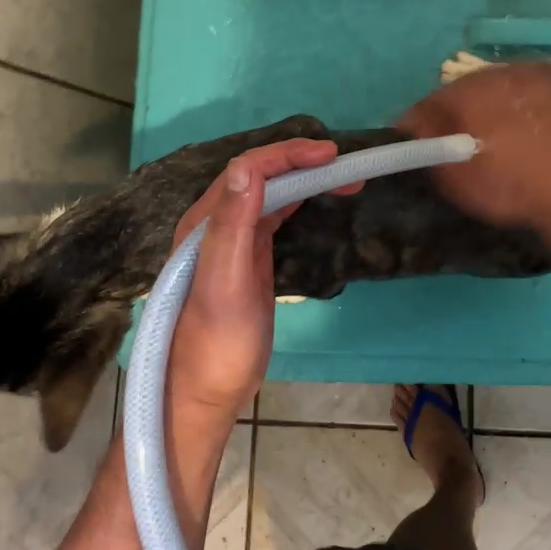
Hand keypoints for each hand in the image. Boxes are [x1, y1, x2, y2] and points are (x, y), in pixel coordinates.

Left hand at [167, 139, 358, 415]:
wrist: (204, 394)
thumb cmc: (215, 345)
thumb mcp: (225, 285)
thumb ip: (231, 226)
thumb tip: (247, 168)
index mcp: (205, 222)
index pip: (249, 169)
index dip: (288, 155)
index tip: (331, 155)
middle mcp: (216, 224)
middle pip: (262, 175)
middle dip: (302, 163)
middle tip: (346, 167)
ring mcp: (233, 241)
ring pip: (271, 193)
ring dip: (304, 180)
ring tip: (344, 179)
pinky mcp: (248, 259)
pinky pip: (274, 216)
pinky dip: (299, 202)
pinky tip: (319, 201)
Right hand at [397, 63, 550, 228]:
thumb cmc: (511, 187)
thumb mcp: (458, 178)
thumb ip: (430, 147)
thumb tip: (416, 129)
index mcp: (470, 92)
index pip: (431, 100)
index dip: (419, 119)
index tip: (412, 137)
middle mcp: (498, 75)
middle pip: (462, 88)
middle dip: (452, 109)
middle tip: (447, 136)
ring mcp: (530, 77)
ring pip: (493, 86)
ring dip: (482, 103)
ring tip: (482, 132)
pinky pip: (520, 89)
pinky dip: (510, 102)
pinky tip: (513, 125)